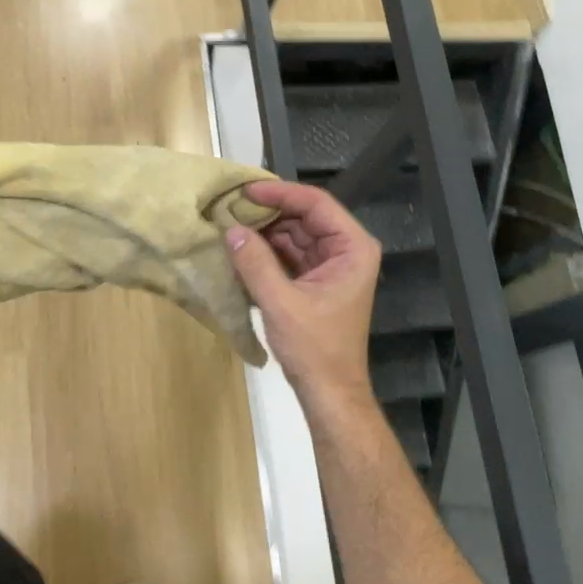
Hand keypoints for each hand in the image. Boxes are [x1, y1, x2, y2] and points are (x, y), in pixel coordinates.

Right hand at [225, 180, 381, 405]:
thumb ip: (255, 263)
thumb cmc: (314, 348)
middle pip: (305, 217)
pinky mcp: (316, 282)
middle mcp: (347, 250)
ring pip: (295, 235)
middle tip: (230, 207)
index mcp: (353, 248)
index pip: (316, 204)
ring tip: (230, 225)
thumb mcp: (281, 303)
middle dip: (269, 212)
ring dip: (265, 231)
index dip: (280, 194)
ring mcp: (332, 266)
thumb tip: (230, 230)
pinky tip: (241, 249)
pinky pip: (290, 255)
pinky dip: (267, 252)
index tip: (245, 191)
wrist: (329, 391)